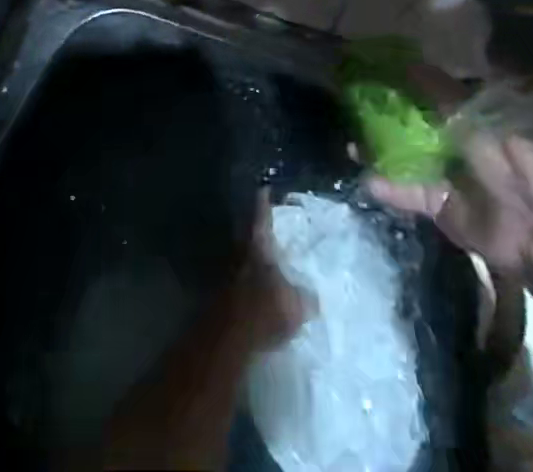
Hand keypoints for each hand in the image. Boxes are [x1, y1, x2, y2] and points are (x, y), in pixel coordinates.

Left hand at [223, 189, 308, 351]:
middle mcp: (239, 255)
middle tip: (270, 228)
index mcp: (259, 247)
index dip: (264, 203)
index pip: (261, 217)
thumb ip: (306, 297)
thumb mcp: (297, 305)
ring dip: (251, 260)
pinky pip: (237, 283)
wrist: (227, 342)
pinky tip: (258, 293)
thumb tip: (313, 298)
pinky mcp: (219, 299)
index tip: (265, 189)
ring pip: (240, 259)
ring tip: (267, 263)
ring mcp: (226, 276)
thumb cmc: (265, 311)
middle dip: (257, 232)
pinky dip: (247, 284)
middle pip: (246, 235)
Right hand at [363, 64, 532, 272]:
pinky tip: (366, 178)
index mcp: (473, 119)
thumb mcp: (477, 121)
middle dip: (387, 121)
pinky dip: (388, 187)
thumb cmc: (512, 162)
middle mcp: (457, 145)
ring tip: (351, 143)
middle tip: (355, 110)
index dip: (408, 88)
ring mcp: (446, 177)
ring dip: (382, 153)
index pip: (434, 97)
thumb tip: (411, 65)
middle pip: (415, 129)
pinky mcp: (439, 206)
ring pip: (407, 160)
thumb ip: (442, 96)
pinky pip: (409, 193)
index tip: (378, 76)